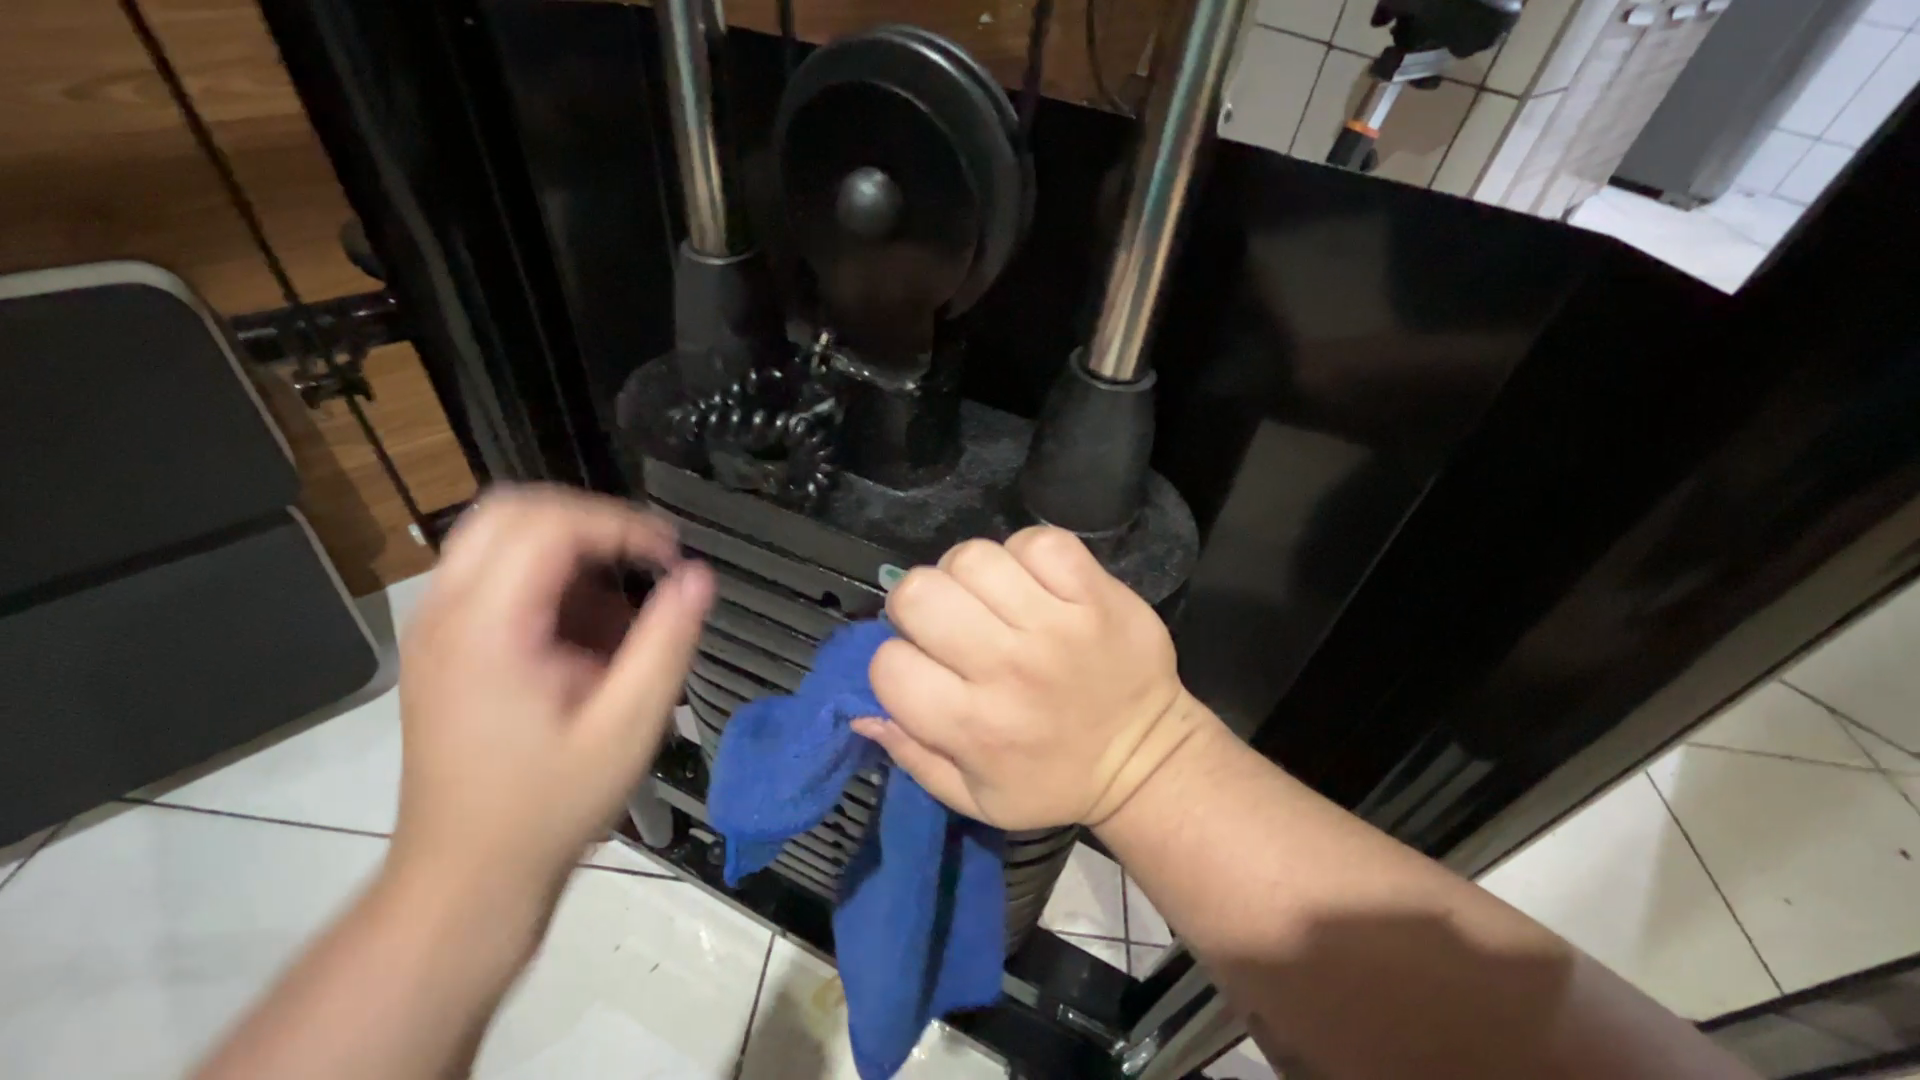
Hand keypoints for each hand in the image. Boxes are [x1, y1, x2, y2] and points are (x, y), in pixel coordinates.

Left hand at [391, 485, 712, 905]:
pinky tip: (582, 638)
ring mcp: (434, 626)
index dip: (621, 524)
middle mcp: (445, 610)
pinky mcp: (440, 645)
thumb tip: (698, 576)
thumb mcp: (627, 729)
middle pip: (512, 509)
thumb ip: (667, 643)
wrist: (466, 874)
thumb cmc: (549, 806)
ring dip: (567, 551)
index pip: (549, 523)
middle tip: (645, 559)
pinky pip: (492, 574)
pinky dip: (546, 580)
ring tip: (616, 612)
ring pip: (499, 534)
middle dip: (590, 521)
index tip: (671, 556)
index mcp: (487, 627)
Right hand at [855, 526, 1208, 828]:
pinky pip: (1038, 542)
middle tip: (945, 622)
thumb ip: (912, 756)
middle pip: (920, 593)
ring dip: (968, 575)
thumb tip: (861, 709)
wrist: (1146, 758)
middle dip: (918, 605)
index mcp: (974, 725)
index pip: (889, 664)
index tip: (921, 669)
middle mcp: (1009, 668)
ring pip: (972, 558)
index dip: (895, 661)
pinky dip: (1025, 554)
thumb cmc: (1053, 782)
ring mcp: (1056, 624)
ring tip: (988, 599)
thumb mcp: (975, 797)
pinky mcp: (1096, 594)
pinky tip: (1031, 583)